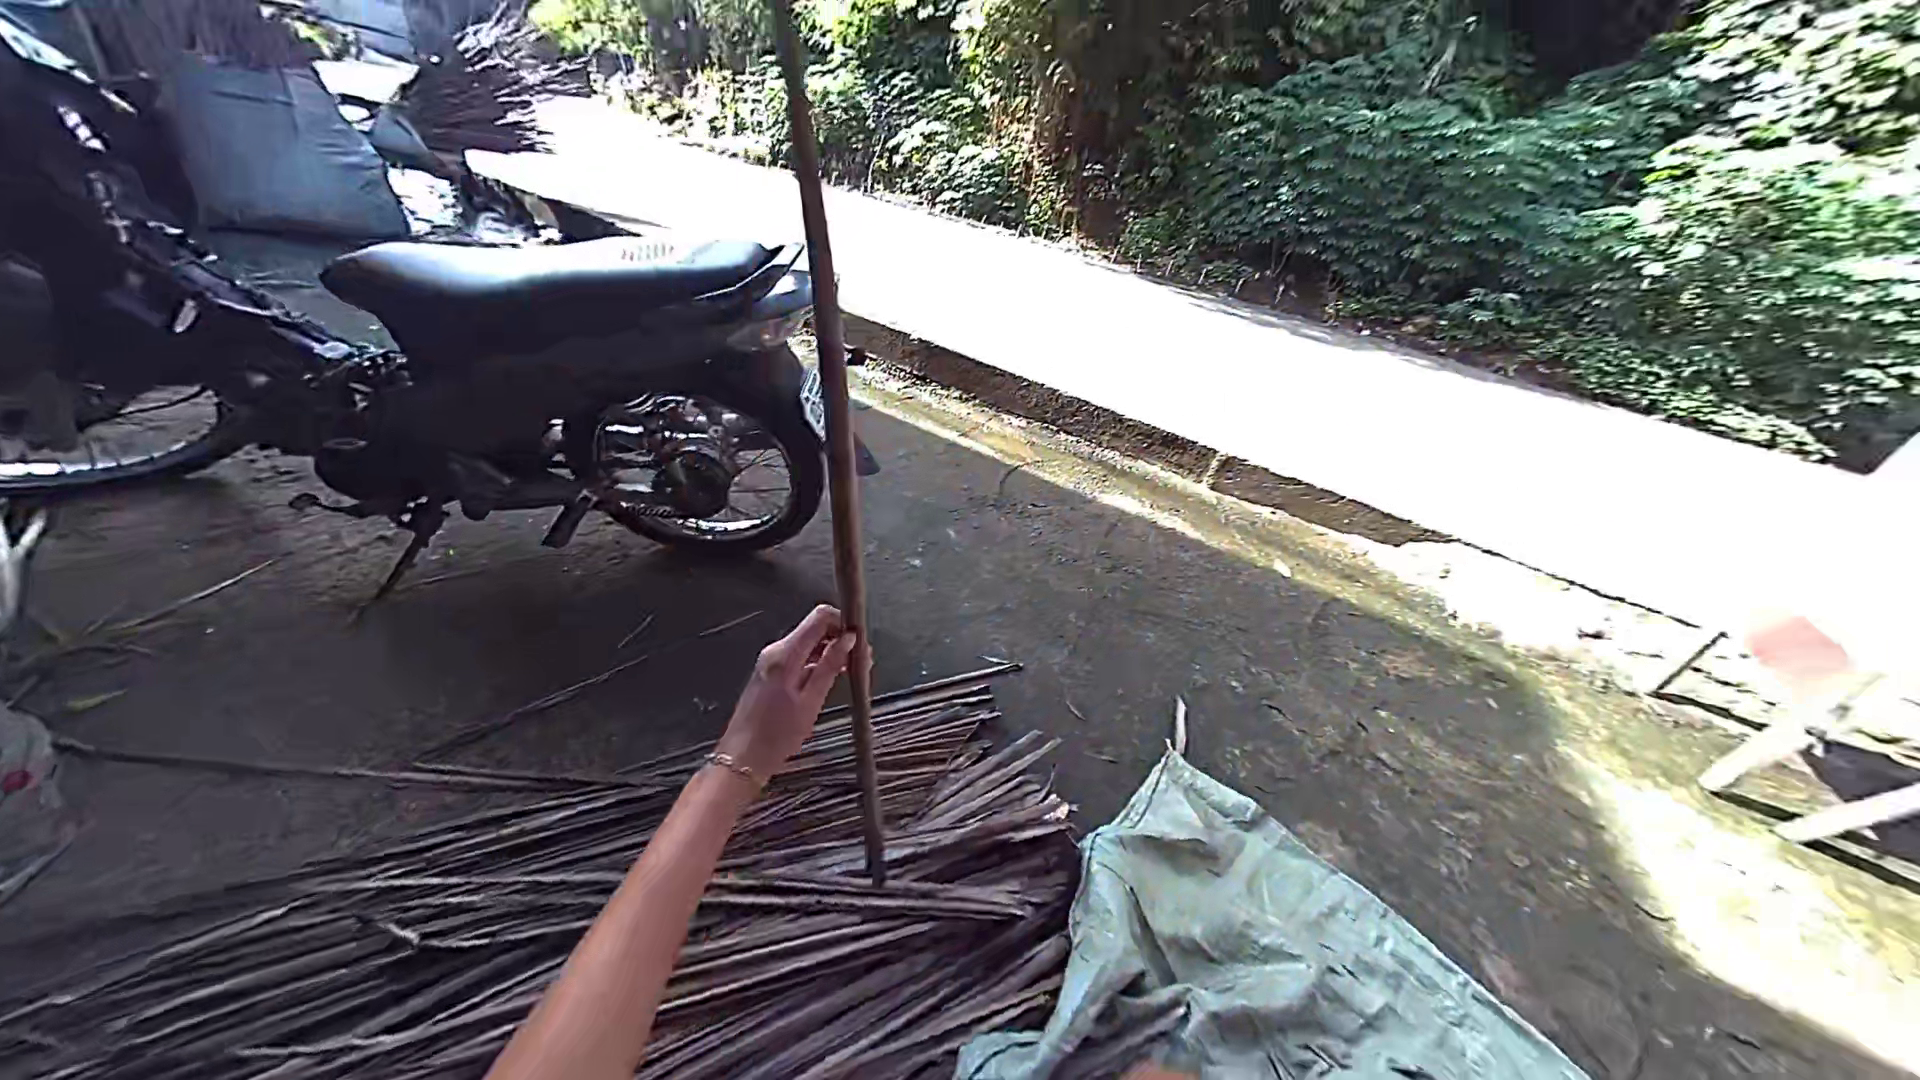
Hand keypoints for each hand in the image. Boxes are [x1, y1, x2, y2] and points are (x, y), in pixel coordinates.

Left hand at [715, 605, 857, 780]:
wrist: (743, 759)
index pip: (819, 617)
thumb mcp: (811, 701)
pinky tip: (831, 677)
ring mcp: (772, 661)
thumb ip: (830, 666)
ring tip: (851, 670)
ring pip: (810, 642)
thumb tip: (848, 640)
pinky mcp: (772, 672)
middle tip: (861, 659)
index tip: (859, 639)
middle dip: (841, 638)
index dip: (843, 623)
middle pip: (816, 628)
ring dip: (832, 651)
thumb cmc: (774, 737)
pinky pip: (801, 656)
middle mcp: (776, 652)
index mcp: (785, 655)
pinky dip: (818, 662)